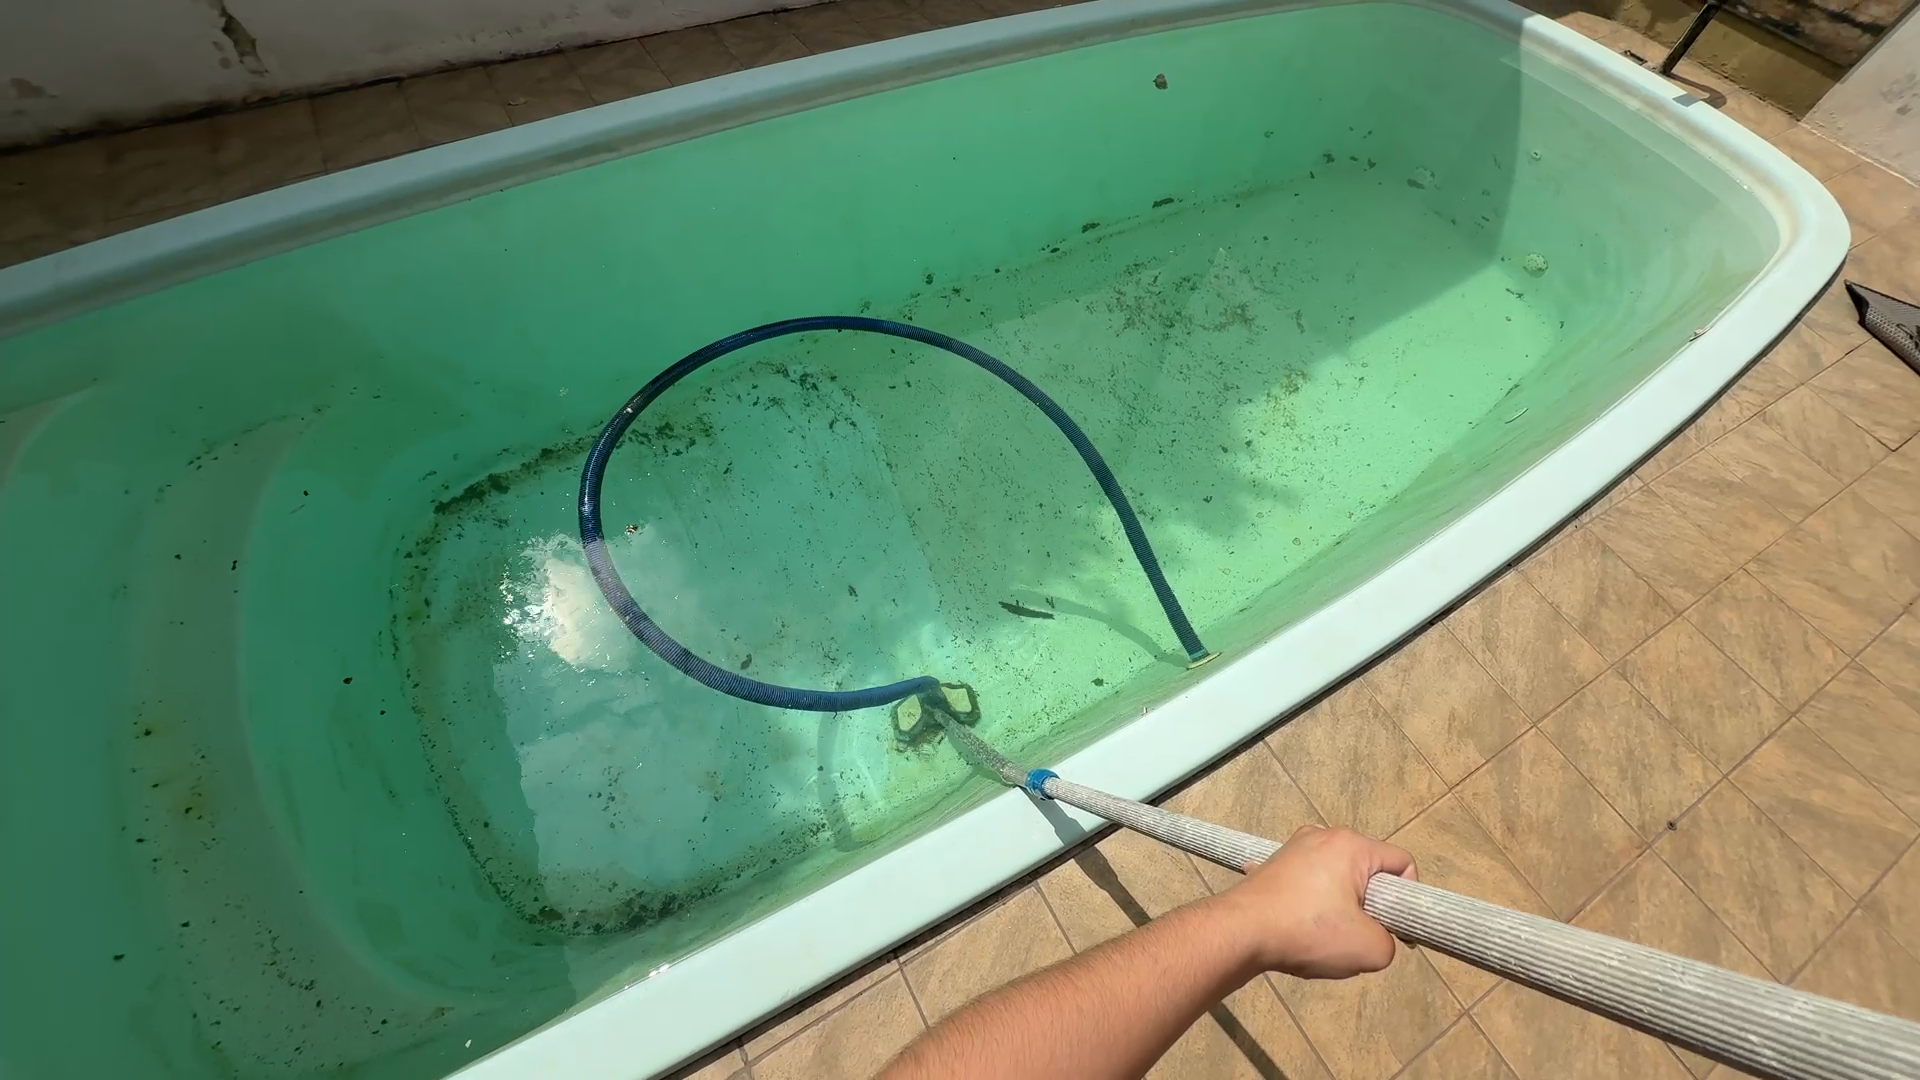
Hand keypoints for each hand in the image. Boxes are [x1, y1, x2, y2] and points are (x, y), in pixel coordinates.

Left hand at [1215, 824, 1416, 979]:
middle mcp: (1321, 834)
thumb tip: (1374, 931)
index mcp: (1349, 844)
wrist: (1242, 929)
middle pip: (1368, 868)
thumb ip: (1391, 939)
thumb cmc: (1309, 931)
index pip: (1401, 862)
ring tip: (1326, 930)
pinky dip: (1313, 899)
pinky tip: (1300, 919)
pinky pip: (1310, 880)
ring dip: (1342, 903)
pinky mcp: (1276, 860)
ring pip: (1339, 875)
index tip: (1394, 927)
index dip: (1407, 899)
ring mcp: (1294, 845)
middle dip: (1372, 902)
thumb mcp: (1372, 949)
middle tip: (1359, 931)